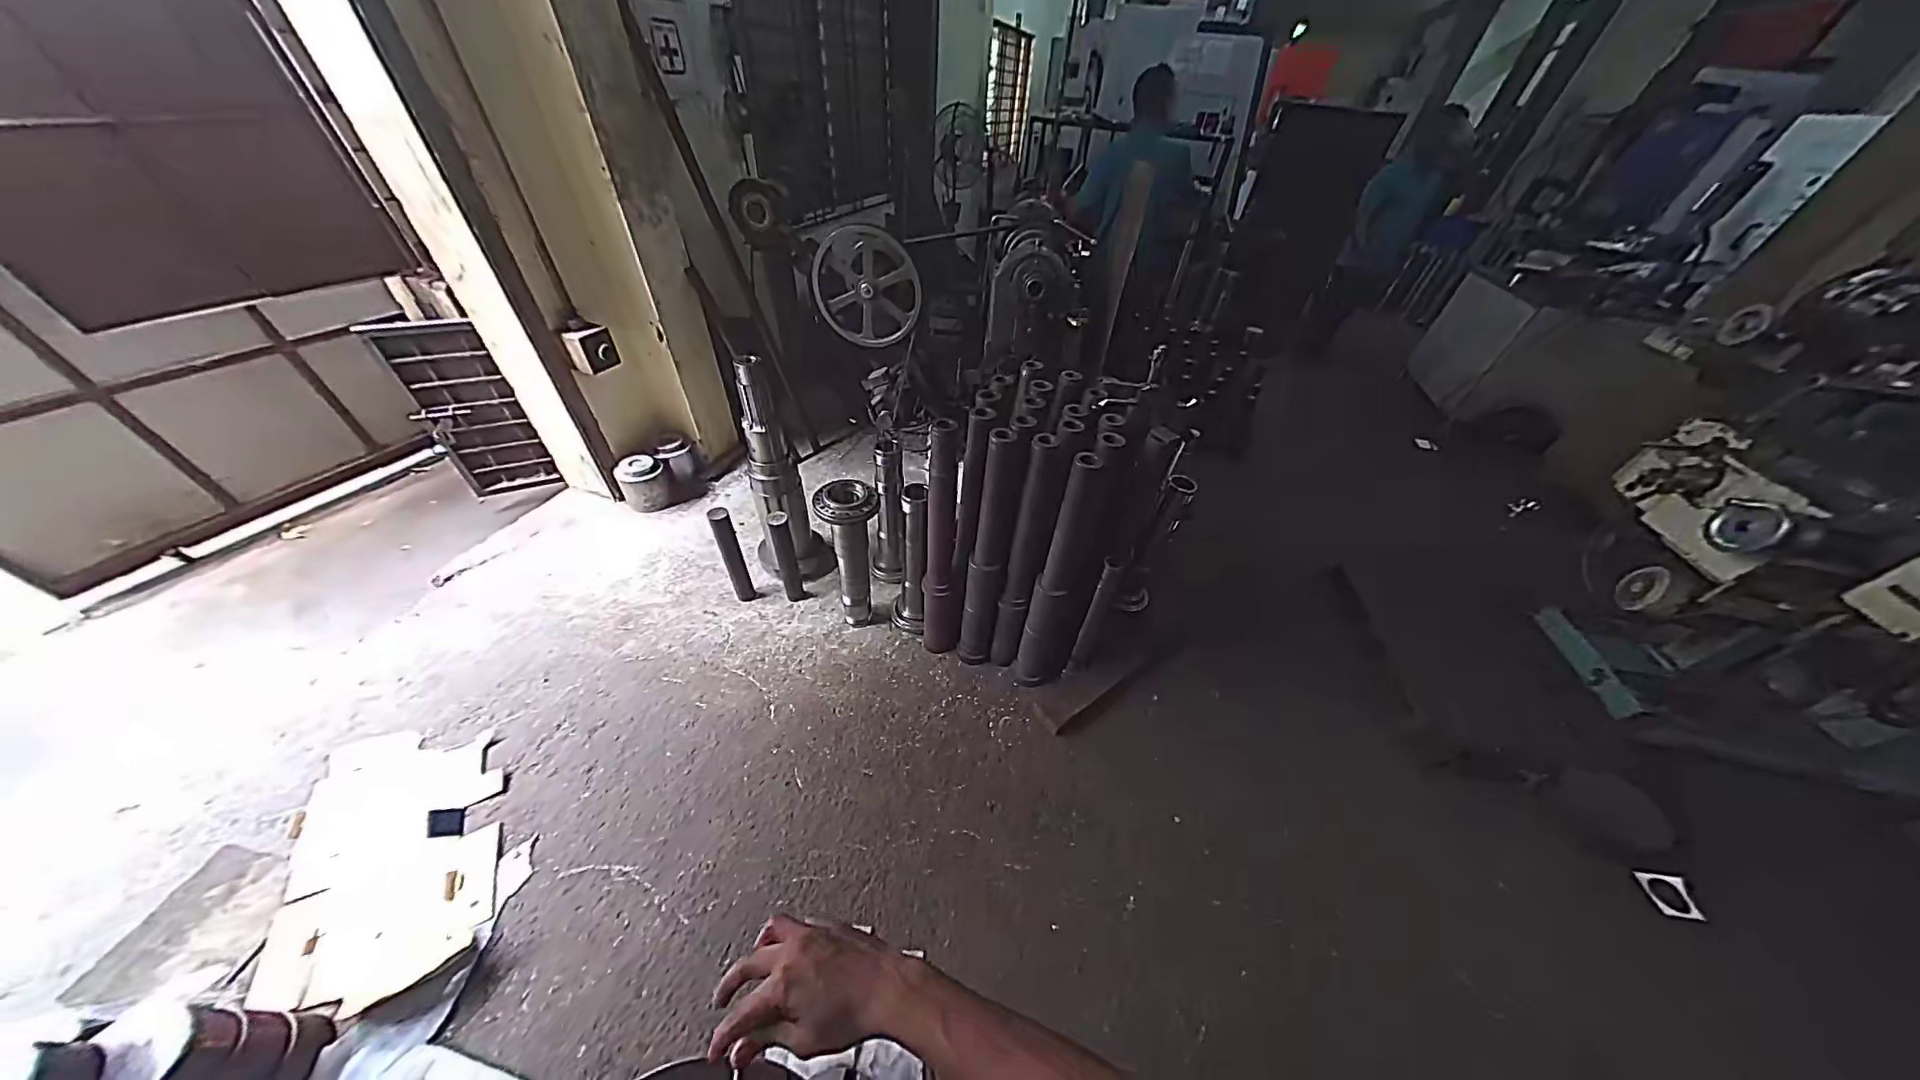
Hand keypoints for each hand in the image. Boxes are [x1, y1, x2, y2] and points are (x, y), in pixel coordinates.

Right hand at [707, 914, 915, 1067]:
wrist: (890, 988)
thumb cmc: (856, 1013)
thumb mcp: (803, 1042)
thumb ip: (768, 1041)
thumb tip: (744, 1049)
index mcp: (781, 984)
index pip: (740, 1015)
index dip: (724, 1037)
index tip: (719, 1049)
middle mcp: (792, 952)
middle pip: (746, 966)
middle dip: (728, 988)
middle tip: (722, 1003)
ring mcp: (811, 934)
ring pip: (772, 930)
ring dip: (757, 947)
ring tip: (753, 961)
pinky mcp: (829, 926)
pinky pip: (800, 923)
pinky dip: (789, 934)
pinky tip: (792, 945)